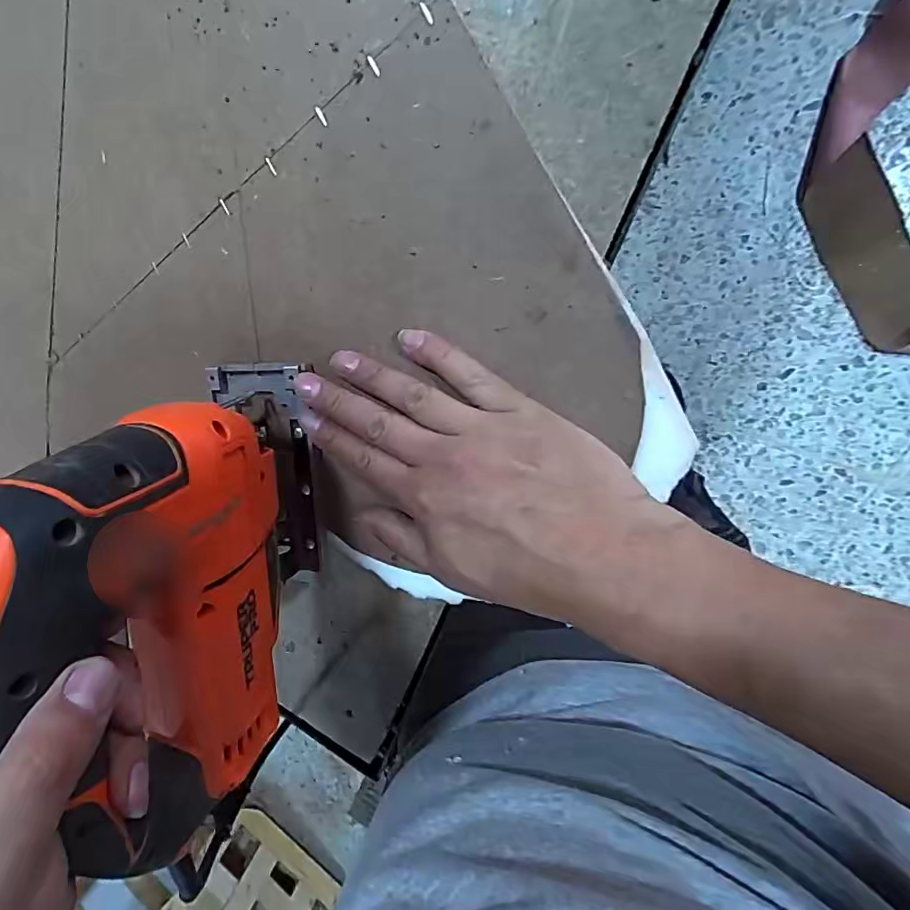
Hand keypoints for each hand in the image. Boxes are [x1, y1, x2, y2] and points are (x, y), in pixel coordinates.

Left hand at [0, 653, 147, 909]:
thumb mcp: (1, 843)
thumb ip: (45, 752)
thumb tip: (97, 669)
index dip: (45, 645)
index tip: (106, 653)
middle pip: (38, 685)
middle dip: (97, 708)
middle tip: (136, 736)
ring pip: (66, 718)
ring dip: (112, 744)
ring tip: (129, 790)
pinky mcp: (23, 794)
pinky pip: (76, 753)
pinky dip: (108, 768)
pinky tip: (121, 798)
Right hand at [297, 329, 699, 625]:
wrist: (602, 553)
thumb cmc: (527, 571)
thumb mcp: (453, 571)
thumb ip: (404, 541)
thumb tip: (368, 516)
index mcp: (423, 497)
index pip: (365, 460)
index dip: (333, 438)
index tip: (309, 419)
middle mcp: (440, 456)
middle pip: (378, 422)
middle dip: (338, 401)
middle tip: (308, 381)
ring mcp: (477, 427)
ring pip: (414, 394)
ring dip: (374, 375)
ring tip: (344, 358)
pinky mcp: (517, 409)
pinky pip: (471, 375)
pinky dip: (439, 354)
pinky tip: (410, 337)